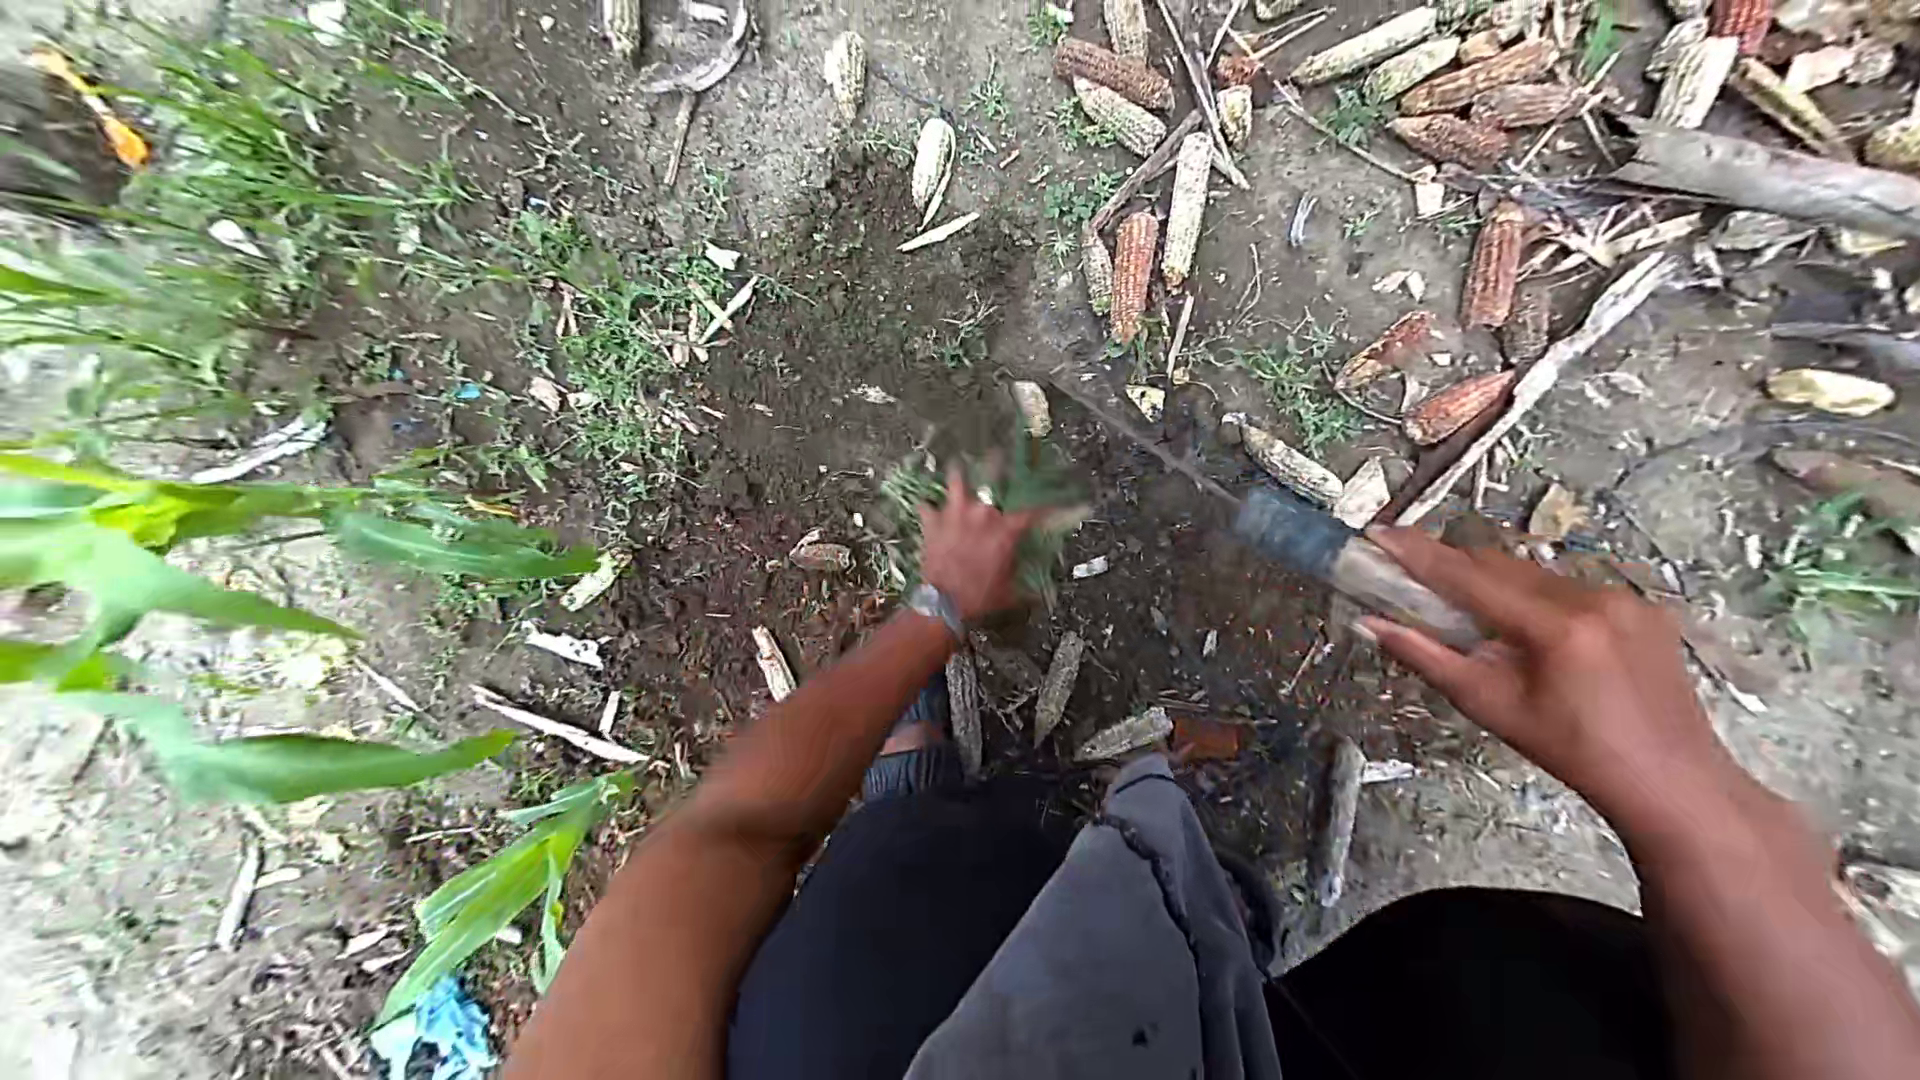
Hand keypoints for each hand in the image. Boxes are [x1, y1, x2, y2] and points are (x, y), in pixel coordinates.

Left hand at [917, 464, 1043, 620]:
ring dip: (957, 472)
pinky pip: (926, 505)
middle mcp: (982, 514)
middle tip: (998, 454)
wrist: (943, 604)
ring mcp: (955, 514)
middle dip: (997, 461)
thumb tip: (1040, 594)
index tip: (1055, 500)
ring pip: (956, 479)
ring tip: (957, 463)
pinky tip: (927, 504)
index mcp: (1006, 530)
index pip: (1034, 511)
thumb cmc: (980, 598)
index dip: (1048, 504)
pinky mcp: (933, 522)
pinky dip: (927, 505)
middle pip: (992, 475)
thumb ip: (1026, 587)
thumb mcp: (1010, 592)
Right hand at [1360, 527, 1743, 830]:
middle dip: (1447, 562)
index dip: (1416, 552)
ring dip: (1485, 578)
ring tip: (1456, 599)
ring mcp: (1625, 599)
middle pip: (1497, 564)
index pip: (1467, 575)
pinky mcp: (1641, 607)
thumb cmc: (1566, 746)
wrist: (1669, 780)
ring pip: (1529, 571)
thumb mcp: (1482, 701)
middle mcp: (1593, 598)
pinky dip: (1525, 592)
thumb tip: (1368, 623)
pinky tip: (1514, 619)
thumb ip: (1421, 654)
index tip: (1378, 533)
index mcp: (1555, 625)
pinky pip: (1563, 585)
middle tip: (1405, 568)